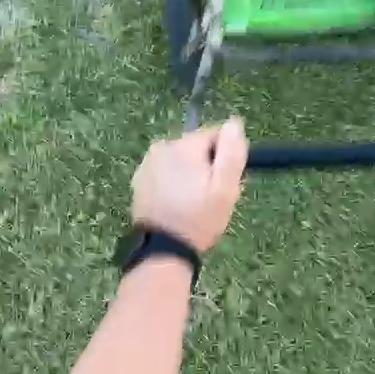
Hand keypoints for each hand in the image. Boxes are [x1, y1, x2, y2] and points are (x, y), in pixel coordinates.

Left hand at [131, 117, 249, 251]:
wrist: (163, 250)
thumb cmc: (199, 219)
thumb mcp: (225, 188)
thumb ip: (232, 153)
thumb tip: (235, 123)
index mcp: (184, 145)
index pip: (216, 134)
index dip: (227, 157)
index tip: (228, 181)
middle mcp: (161, 147)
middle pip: (197, 148)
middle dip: (208, 167)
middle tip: (213, 197)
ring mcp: (146, 164)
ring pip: (181, 161)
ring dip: (191, 175)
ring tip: (195, 204)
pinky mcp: (139, 181)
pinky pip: (165, 173)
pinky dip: (174, 184)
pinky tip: (178, 205)